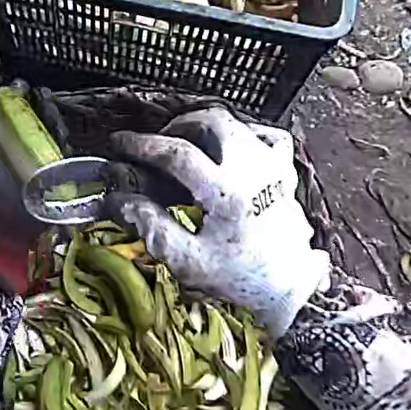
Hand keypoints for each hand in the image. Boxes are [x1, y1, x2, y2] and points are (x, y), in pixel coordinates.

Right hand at [108, 108, 328, 335]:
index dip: (142, 144)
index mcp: (226, 193)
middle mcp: (251, 169)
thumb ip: (153, 227)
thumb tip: (121, 200)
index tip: (120, 143)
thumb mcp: (189, 261)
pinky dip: (241, 133)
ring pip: (235, 123)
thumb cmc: (239, 279)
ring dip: (204, 126)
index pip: (176, 153)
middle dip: (176, 126)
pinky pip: (264, 134)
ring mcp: (272, 165)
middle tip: (157, 143)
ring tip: (185, 143)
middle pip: (209, 122)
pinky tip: (226, 148)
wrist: (289, 288)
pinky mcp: (284, 170)